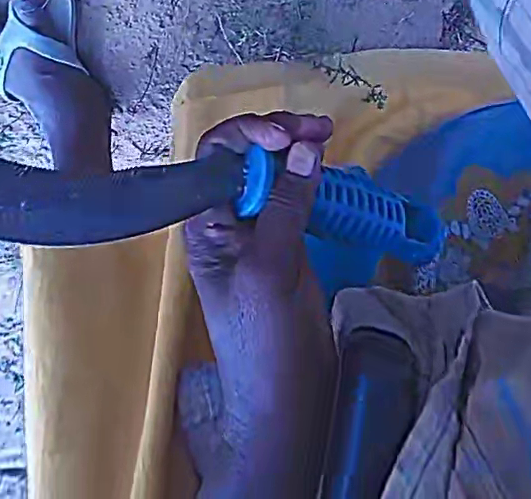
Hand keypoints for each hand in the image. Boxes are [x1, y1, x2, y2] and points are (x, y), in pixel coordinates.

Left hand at [179, 112, 336, 498]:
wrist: (289, 402)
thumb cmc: (264, 341)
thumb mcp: (271, 269)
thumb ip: (285, 206)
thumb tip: (303, 148)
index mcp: (205, 220)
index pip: (214, 156)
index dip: (245, 136)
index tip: (283, 138)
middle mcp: (225, 215)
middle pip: (242, 155)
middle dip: (275, 133)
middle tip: (317, 128)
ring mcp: (256, 225)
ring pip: (269, 169)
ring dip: (295, 145)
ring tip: (325, 133)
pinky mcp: (284, 237)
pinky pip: (291, 191)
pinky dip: (308, 172)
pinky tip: (324, 160)